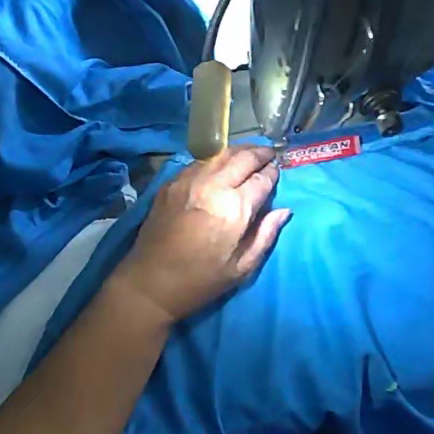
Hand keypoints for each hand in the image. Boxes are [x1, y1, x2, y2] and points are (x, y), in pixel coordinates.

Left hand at [106, 145, 291, 325]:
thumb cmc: (200, 281)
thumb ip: (265, 235)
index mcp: (235, 208)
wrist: (150, 282)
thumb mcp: (241, 267)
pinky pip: (198, 163)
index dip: (273, 173)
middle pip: (242, 158)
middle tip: (268, 153)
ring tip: (249, 153)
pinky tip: (219, 165)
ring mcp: (188, 181)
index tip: (277, 170)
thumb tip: (283, 210)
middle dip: (259, 154)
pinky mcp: (170, 184)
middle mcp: (213, 186)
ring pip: (219, 155)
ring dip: (238, 152)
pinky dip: (214, 160)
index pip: (261, 179)